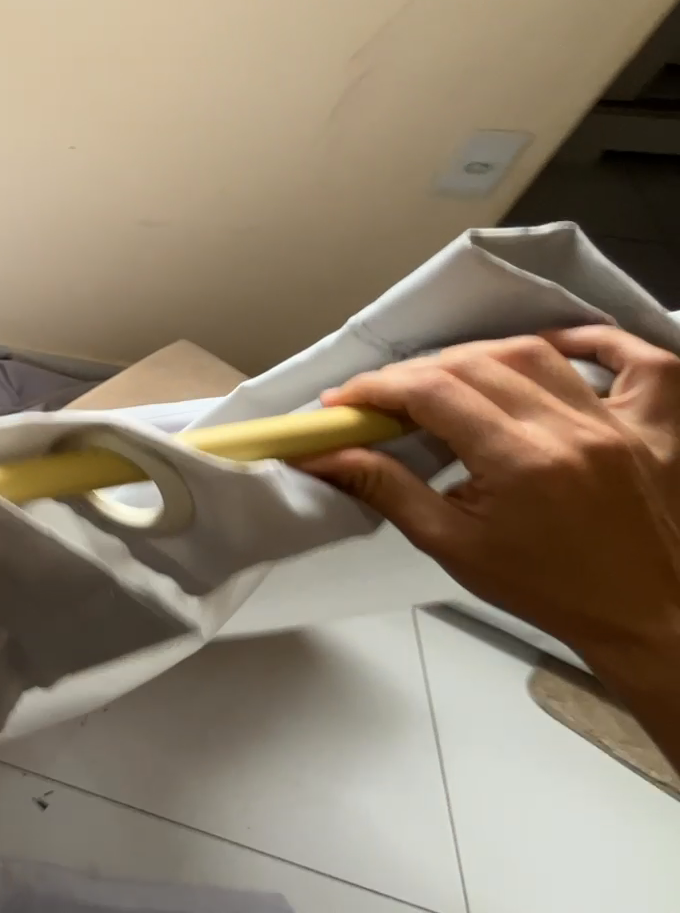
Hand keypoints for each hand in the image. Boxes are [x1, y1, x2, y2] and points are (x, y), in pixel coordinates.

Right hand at [297, 329, 679, 760]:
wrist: (650, 619)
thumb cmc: (541, 586)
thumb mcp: (444, 541)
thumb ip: (381, 487)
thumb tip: (317, 455)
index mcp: (521, 461)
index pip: (431, 392)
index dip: (374, 387)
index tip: (340, 403)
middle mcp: (572, 430)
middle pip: (474, 364)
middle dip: (409, 373)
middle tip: (378, 399)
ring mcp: (623, 425)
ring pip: (535, 354)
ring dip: (473, 355)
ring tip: (439, 379)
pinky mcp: (658, 429)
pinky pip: (645, 364)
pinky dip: (596, 343)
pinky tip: (552, 346)